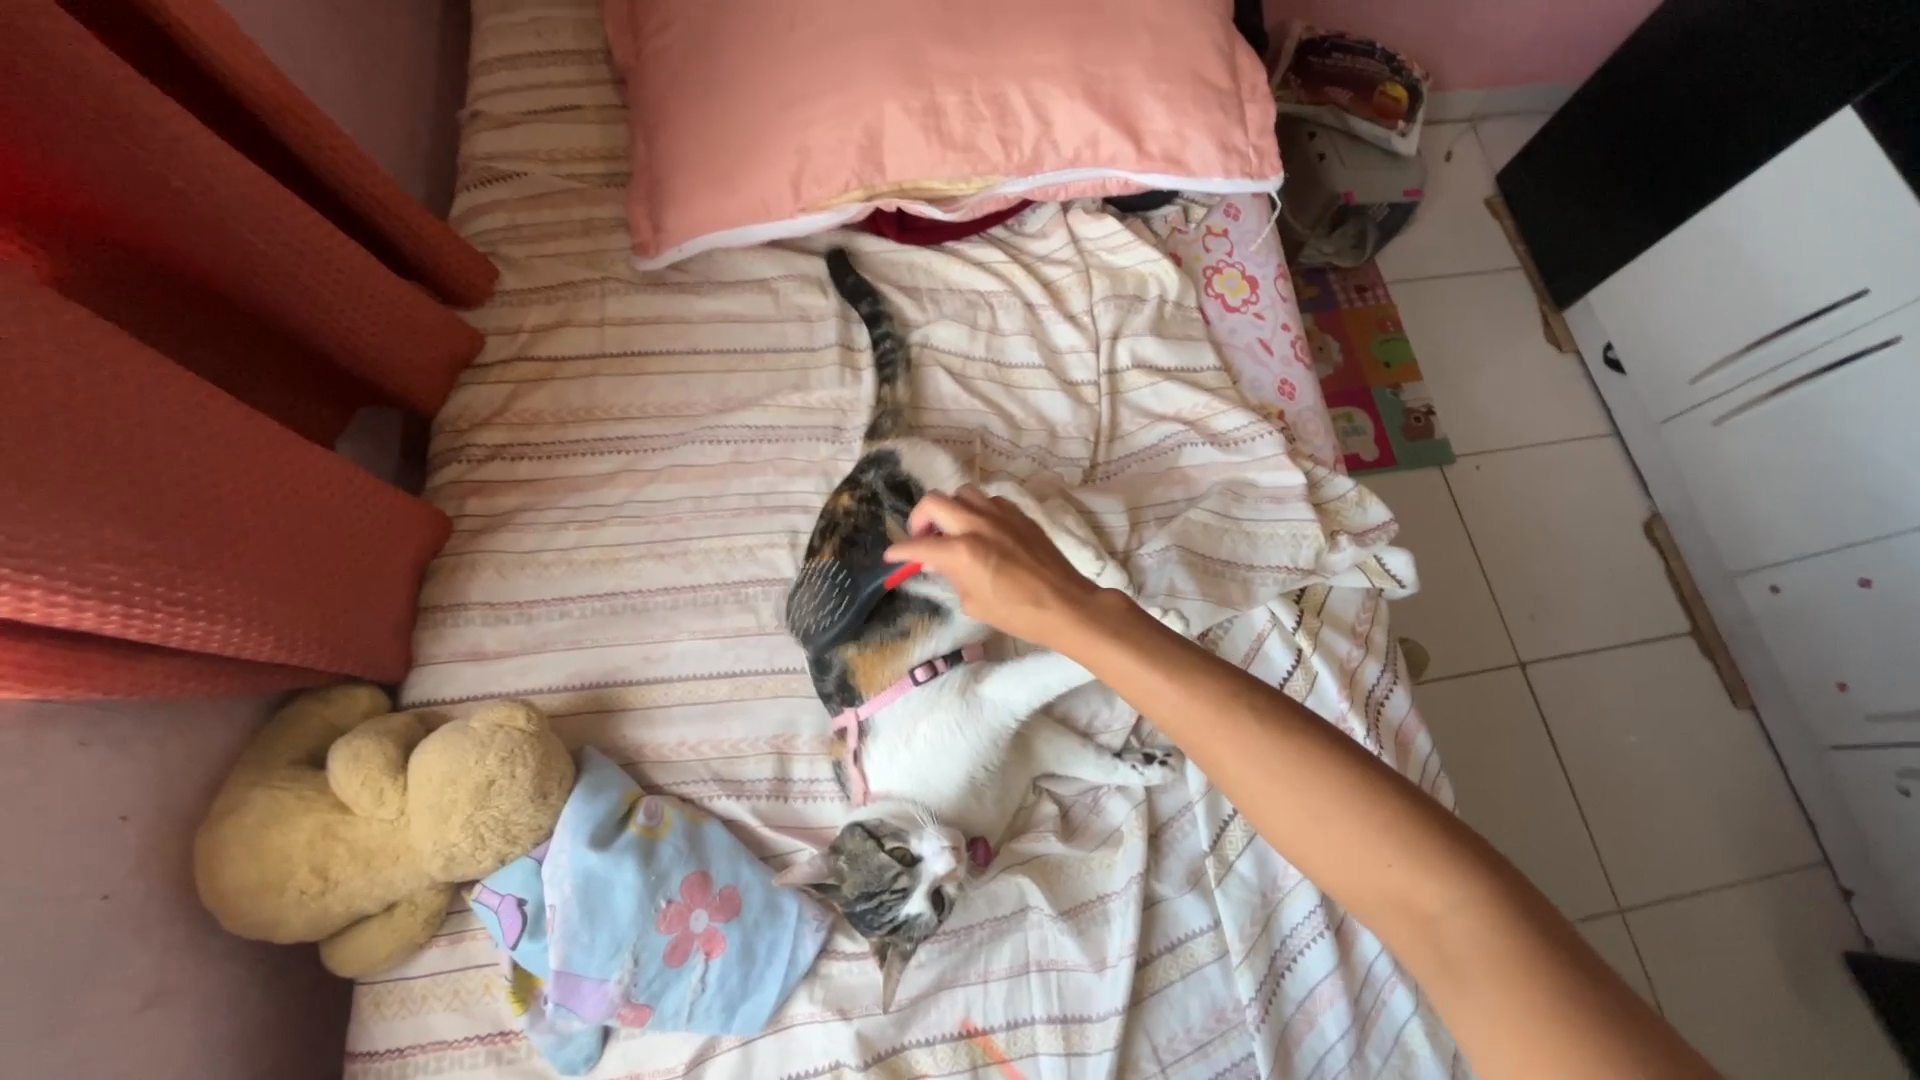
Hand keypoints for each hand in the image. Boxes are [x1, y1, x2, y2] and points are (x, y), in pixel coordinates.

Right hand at [884, 486, 1113, 647]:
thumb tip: (939, 563)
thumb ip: (951, 576)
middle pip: (934, 502)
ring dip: (950, 509)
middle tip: (923, 538)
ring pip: (962, 494)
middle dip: (919, 519)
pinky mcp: (1019, 514)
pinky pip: (988, 501)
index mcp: (962, 552)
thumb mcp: (973, 602)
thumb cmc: (1017, 613)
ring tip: (952, 530)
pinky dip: (976, 511)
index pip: (918, 544)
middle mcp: (977, 525)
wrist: (1064, 604)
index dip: (900, 551)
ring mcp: (1000, 515)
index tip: (892, 556)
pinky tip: (981, 530)